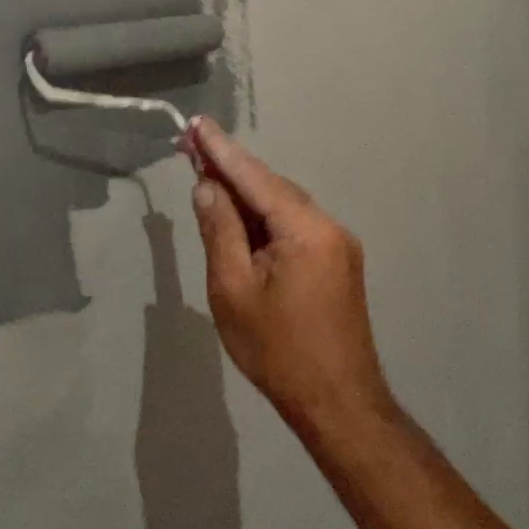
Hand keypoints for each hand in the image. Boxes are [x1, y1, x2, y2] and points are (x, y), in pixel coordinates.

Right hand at [183, 117, 394, 434]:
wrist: (337, 404)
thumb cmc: (277, 348)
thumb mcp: (232, 288)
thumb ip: (219, 230)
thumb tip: (207, 186)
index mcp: (305, 229)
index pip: (254, 176)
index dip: (221, 149)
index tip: (196, 123)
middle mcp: (328, 227)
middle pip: (271, 186)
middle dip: (230, 168)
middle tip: (190, 149)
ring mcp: (338, 246)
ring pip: (283, 205)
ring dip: (245, 193)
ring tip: (206, 180)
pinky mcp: (337, 264)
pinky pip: (293, 225)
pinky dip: (263, 216)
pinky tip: (238, 218)